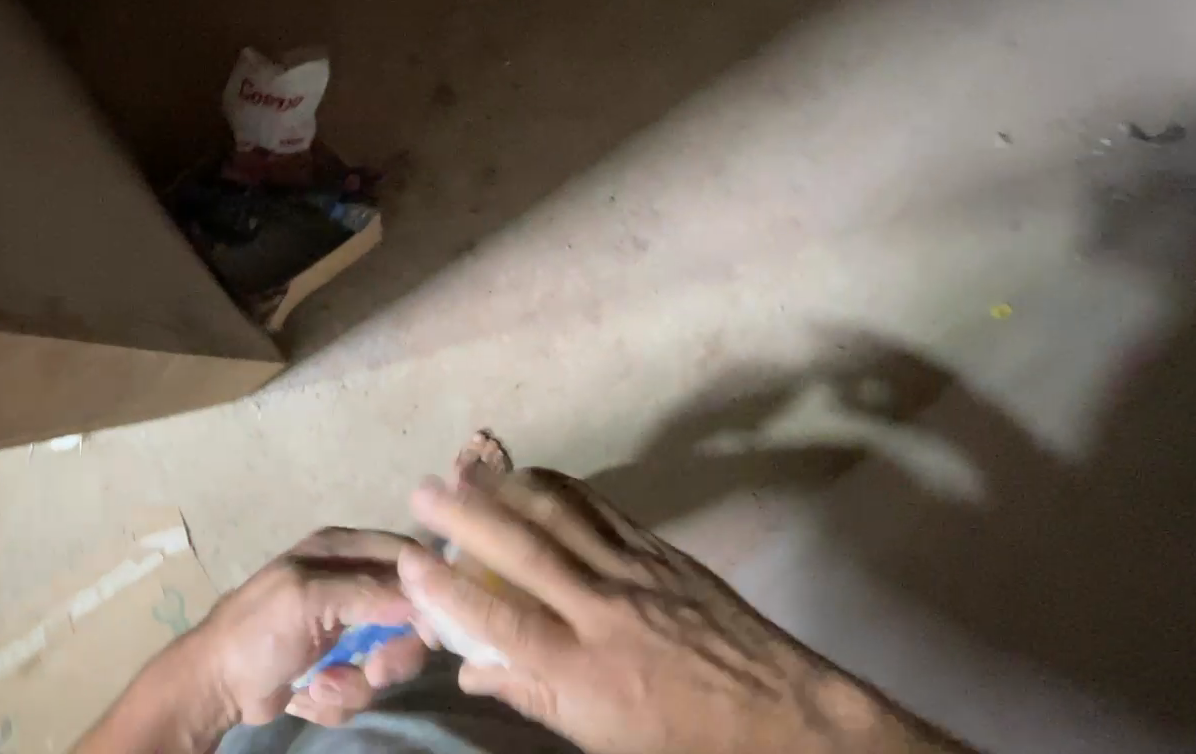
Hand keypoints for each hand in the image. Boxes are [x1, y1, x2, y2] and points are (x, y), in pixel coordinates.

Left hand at [177, 527, 429, 728]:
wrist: (218, 686)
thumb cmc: (257, 630)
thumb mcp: (306, 599)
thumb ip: (363, 592)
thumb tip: (420, 597)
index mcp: (342, 549)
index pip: (406, 556)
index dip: (426, 590)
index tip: (429, 629)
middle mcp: (351, 581)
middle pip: (408, 615)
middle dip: (392, 652)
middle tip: (373, 671)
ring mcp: (346, 626)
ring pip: (389, 658)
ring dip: (358, 683)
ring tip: (322, 685)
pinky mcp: (339, 663)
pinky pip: (364, 685)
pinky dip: (339, 697)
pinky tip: (310, 692)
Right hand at [398, 470, 966, 753]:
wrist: (787, 717)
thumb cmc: (684, 740)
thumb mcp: (605, 737)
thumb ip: (533, 693)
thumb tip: (470, 668)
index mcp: (586, 671)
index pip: (501, 622)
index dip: (448, 590)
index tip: (408, 561)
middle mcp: (602, 610)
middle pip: (521, 550)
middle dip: (465, 515)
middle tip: (422, 490)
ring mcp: (632, 570)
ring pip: (557, 513)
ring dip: (504, 486)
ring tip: (466, 468)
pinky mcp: (657, 548)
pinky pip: (597, 505)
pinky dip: (555, 485)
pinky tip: (528, 474)